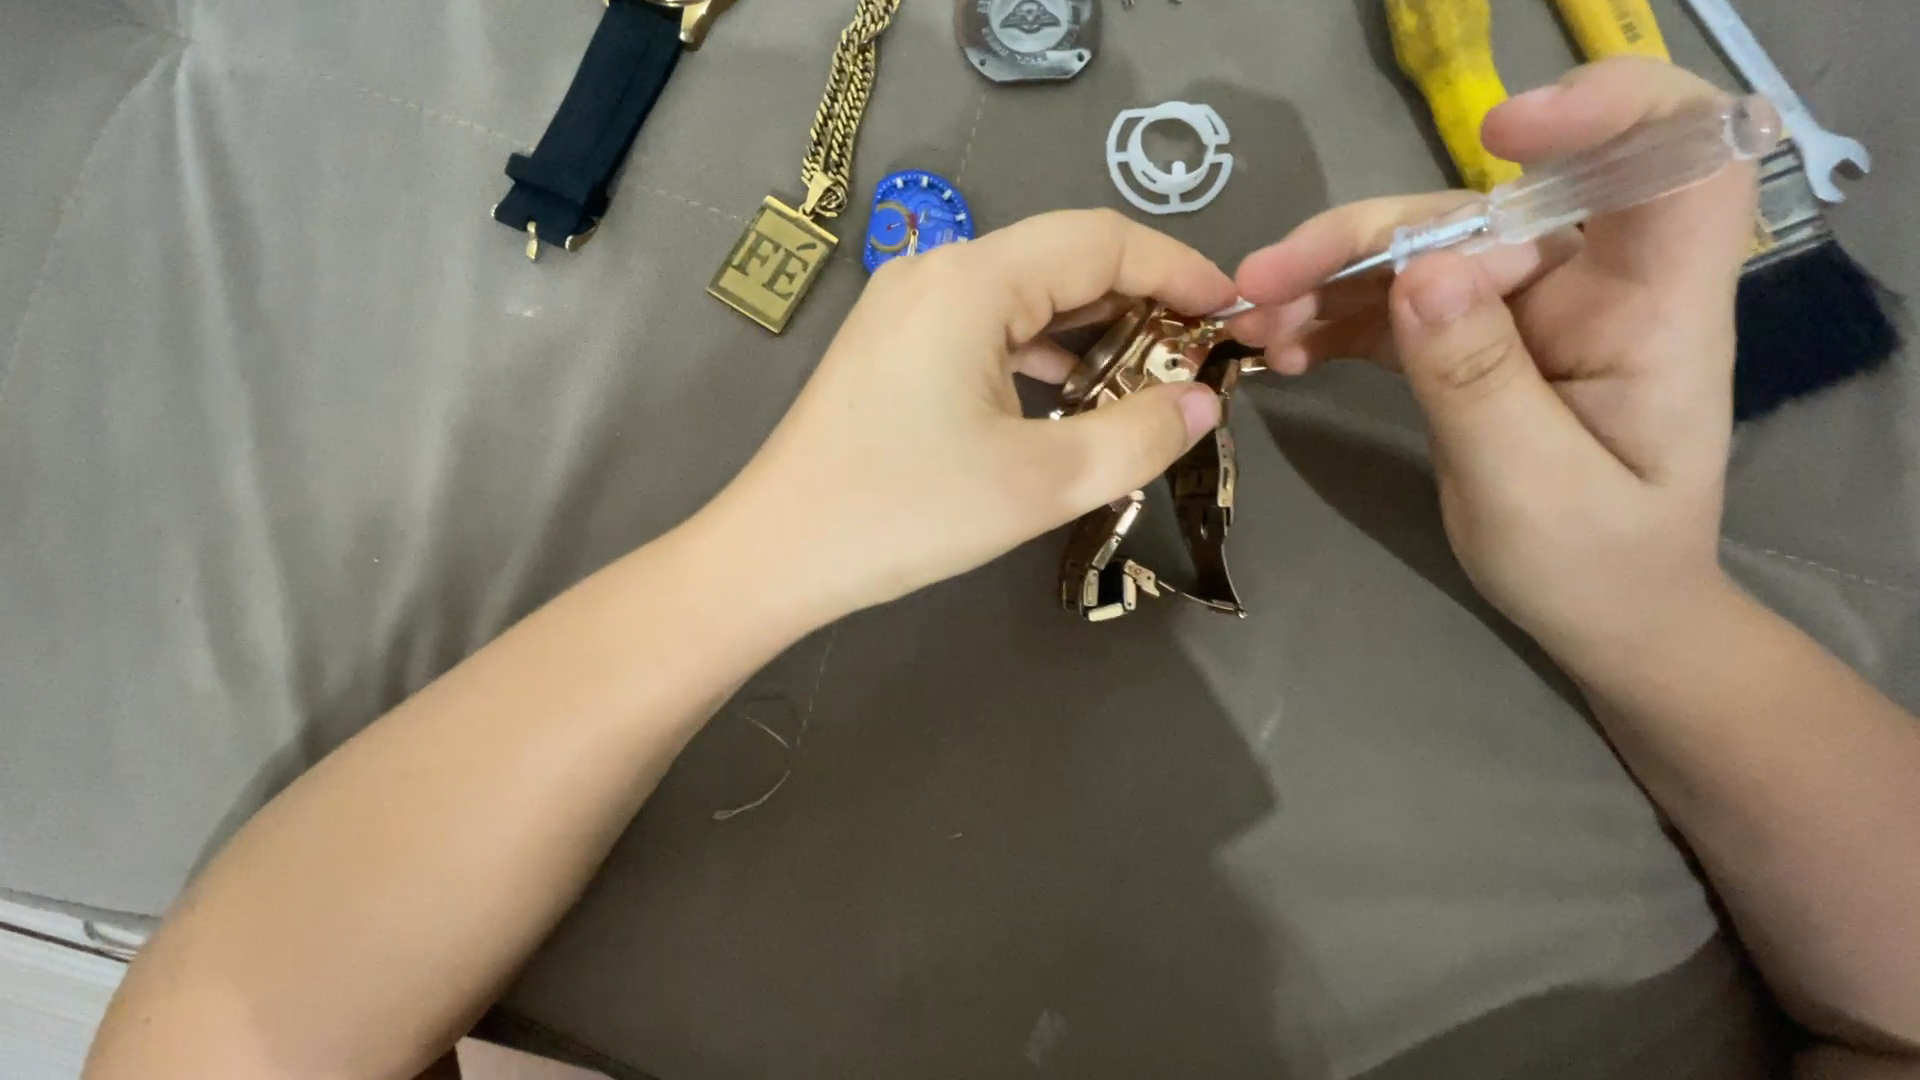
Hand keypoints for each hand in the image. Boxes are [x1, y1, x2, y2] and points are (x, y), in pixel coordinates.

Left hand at [713, 209, 1237, 619]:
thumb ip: (1136, 435)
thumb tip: (1201, 402)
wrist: (778, 553)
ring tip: (1144, 386)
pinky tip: (1068, 400)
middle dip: (1137, 307)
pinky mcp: (892, 347)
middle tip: (1194, 362)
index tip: (1231, 313)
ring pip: (1023, 299)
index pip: (1101, 240)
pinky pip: (985, 331)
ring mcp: (906, 308)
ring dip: (1088, 336)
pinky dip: (1037, 357)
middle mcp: (936, 272)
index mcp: (973, 280)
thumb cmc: (905, 513)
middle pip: (1062, 262)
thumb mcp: (1040, 482)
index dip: (1178, 268)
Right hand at [1230, 58, 1757, 660]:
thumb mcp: (1530, 484)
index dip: (1602, 114)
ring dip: (1326, 281)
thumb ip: (1477, 378)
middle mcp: (1586, 286)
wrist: (1598, 605)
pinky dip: (1332, 322)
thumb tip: (1417, 272)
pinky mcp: (1468, 341)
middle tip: (1259, 280)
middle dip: (1363, 237)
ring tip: (1249, 322)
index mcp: (1650, 306)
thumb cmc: (1592, 558)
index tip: (1496, 130)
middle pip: (1479, 213)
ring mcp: (1519, 312)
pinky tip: (1283, 352)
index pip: (1670, 160)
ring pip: (1416, 257)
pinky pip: (1392, 310)